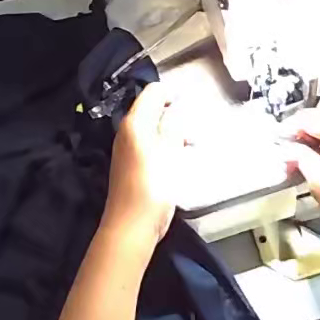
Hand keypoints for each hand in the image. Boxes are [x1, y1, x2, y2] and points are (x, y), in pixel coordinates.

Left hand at [102, 83, 180, 245]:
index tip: (189, 103)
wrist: (131, 226)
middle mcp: (126, 132)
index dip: (171, 93)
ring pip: (151, 128)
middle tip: (194, 123)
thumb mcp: (169, 152)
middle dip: (173, 112)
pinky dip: (165, 145)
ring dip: (171, 131)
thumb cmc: (152, 187)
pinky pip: (149, 145)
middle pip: (150, 110)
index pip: (151, 93)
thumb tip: (174, 109)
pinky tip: (177, 159)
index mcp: (134, 123)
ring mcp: (126, 149)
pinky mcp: (130, 166)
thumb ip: (173, 126)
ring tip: (191, 142)